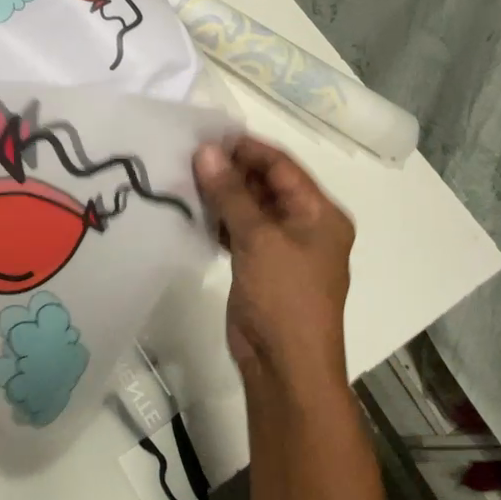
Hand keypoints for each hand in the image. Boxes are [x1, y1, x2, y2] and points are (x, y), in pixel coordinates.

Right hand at [194, 137, 354, 386]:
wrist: (285, 365)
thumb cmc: (284, 297)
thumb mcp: (258, 238)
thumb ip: (230, 193)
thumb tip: (205, 151)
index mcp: (320, 214)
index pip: (281, 166)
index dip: (246, 148)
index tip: (205, 134)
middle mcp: (305, 226)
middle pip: (265, 184)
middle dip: (229, 169)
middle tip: (185, 156)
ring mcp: (282, 248)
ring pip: (249, 207)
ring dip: (220, 193)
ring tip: (181, 178)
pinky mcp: (260, 266)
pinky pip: (238, 230)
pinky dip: (218, 219)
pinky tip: (190, 210)